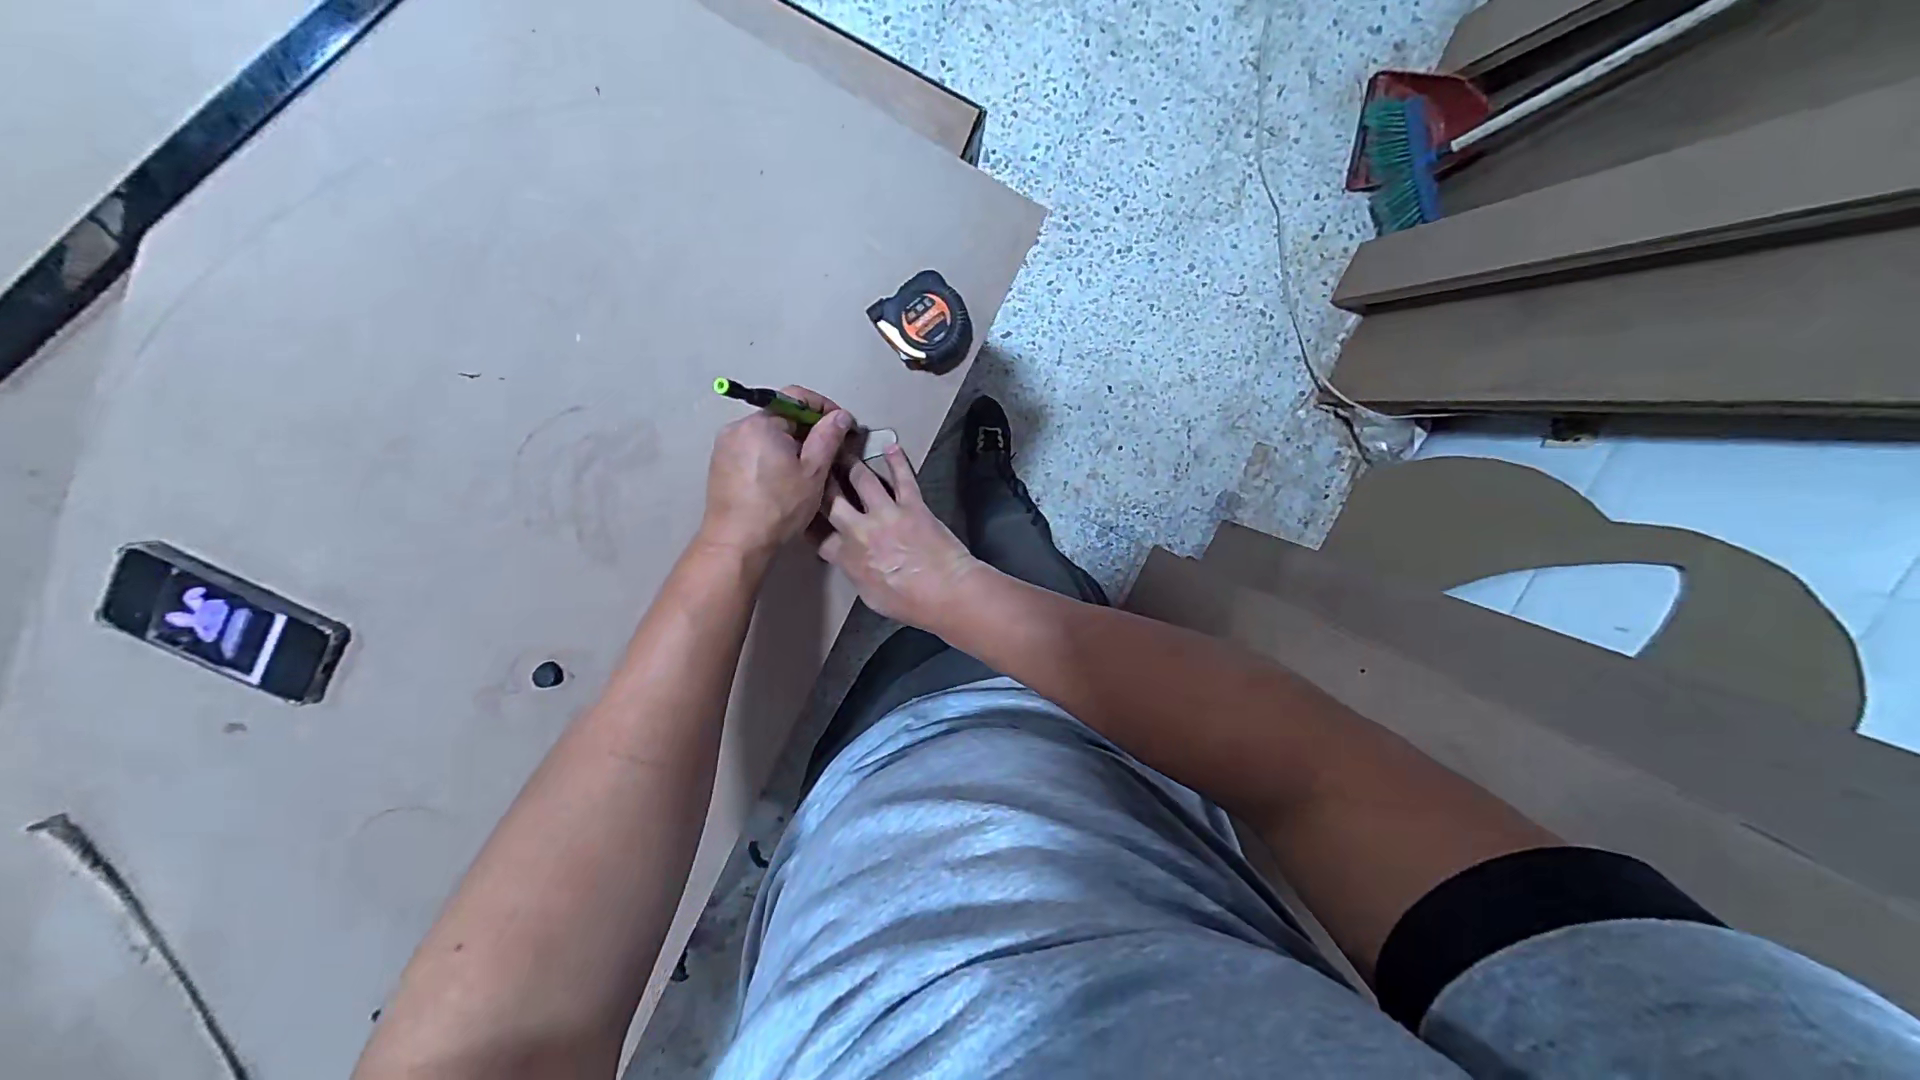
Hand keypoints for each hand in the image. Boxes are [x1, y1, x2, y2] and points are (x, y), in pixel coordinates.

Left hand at [700, 386, 852, 560]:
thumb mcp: (813, 472)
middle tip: (828, 452)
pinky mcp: (720, 464)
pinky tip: (782, 479)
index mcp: (760, 423)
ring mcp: (725, 445)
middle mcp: (737, 427)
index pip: (796, 397)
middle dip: (807, 429)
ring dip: (790, 444)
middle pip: (780, 416)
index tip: (841, 426)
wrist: (736, 542)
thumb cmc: (778, 507)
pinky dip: (771, 455)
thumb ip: (828, 438)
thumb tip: (841, 416)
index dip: (823, 407)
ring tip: (806, 470)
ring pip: (767, 434)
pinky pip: (752, 449)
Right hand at [818, 445, 985, 627]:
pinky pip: (902, 477)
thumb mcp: (870, 595)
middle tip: (814, 463)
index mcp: (847, 556)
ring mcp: (886, 513)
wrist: (945, 592)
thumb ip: (856, 571)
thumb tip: (853, 562)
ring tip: (843, 448)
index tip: (803, 510)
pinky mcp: (912, 505)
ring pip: (862, 479)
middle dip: (821, 480)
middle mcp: (860, 530)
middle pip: (831, 499)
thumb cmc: (909, 603)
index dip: (808, 521)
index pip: (818, 534)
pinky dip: (897, 461)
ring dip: (851, 462)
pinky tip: (892, 446)